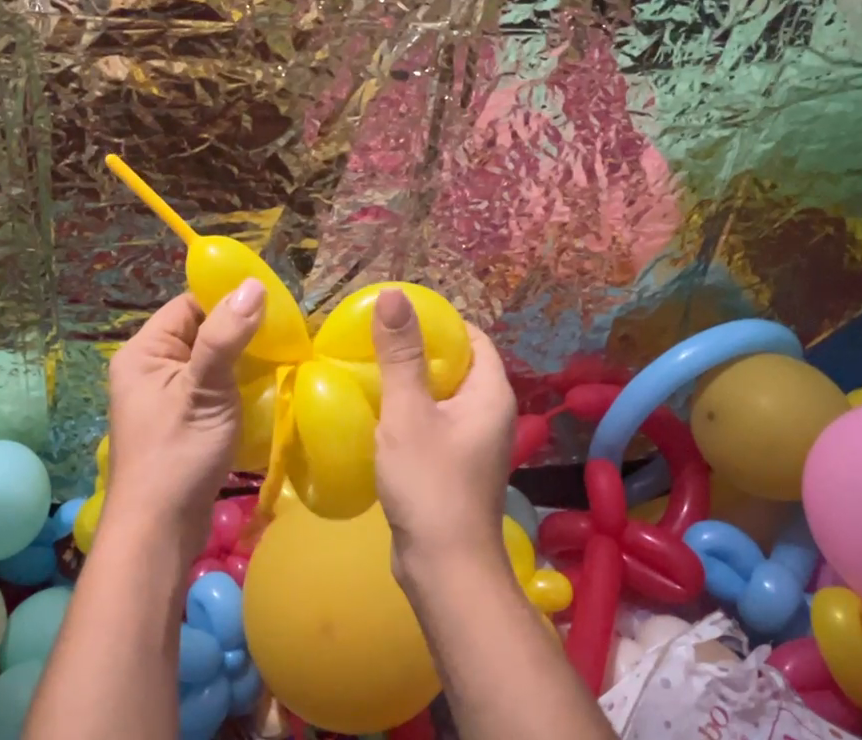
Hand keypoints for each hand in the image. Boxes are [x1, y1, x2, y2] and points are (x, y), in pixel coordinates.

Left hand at [102, 280, 264, 553]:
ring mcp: (164, 397)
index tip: (274, 304)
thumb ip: (227, 336)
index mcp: (143, 351)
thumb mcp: (206, 389)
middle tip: (286, 335)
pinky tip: (266, 390)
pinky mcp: (180, 422)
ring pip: (210, 361)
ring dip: (243, 361)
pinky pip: (212, 388)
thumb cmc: (177, 453)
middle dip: (241, 331)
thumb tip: (253, 285)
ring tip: (283, 359)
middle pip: (201, 331)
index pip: (190, 304)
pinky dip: (237, 386)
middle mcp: (149, 368)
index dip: (228, 300)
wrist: (158, 532)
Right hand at [370, 289, 517, 580]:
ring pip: (444, 398)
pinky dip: (411, 413)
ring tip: (370, 371)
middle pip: (458, 366)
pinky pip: (435, 424)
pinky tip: (379, 415)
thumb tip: (394, 295)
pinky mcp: (456, 468)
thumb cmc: (430, 482)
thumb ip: (400, 354)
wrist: (444, 566)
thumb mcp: (408, 412)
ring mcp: (475, 444)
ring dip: (412, 384)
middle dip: (420, 351)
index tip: (399, 316)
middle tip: (376, 340)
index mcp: (491, 394)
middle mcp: (491, 415)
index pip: (473, 338)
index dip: (439, 321)